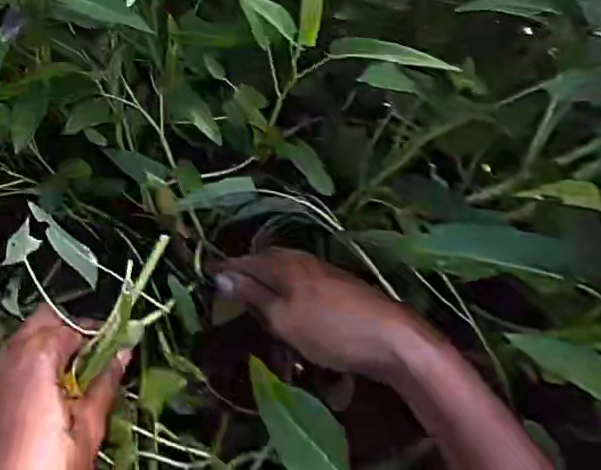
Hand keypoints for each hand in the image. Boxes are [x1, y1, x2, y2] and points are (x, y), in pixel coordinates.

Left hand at [0, 305, 128, 469]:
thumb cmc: (51, 468)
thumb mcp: (87, 429)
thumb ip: (104, 384)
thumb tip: (122, 352)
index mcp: (38, 355)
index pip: (71, 327)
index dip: (95, 333)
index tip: (114, 342)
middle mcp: (11, 355)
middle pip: (41, 321)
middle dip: (67, 328)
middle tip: (92, 354)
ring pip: (21, 340)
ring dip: (44, 344)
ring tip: (70, 374)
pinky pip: (7, 366)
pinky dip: (26, 365)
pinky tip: (42, 393)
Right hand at [212, 249, 428, 380]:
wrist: (396, 340)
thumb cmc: (331, 328)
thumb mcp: (283, 319)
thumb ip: (251, 296)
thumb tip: (220, 275)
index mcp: (280, 262)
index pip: (241, 260)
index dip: (222, 269)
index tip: (204, 275)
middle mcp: (298, 259)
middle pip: (263, 266)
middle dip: (247, 280)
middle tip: (232, 299)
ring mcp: (321, 271)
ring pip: (284, 278)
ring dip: (271, 294)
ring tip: (265, 316)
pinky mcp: (338, 288)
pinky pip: (303, 289)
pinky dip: (293, 302)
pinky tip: (298, 322)